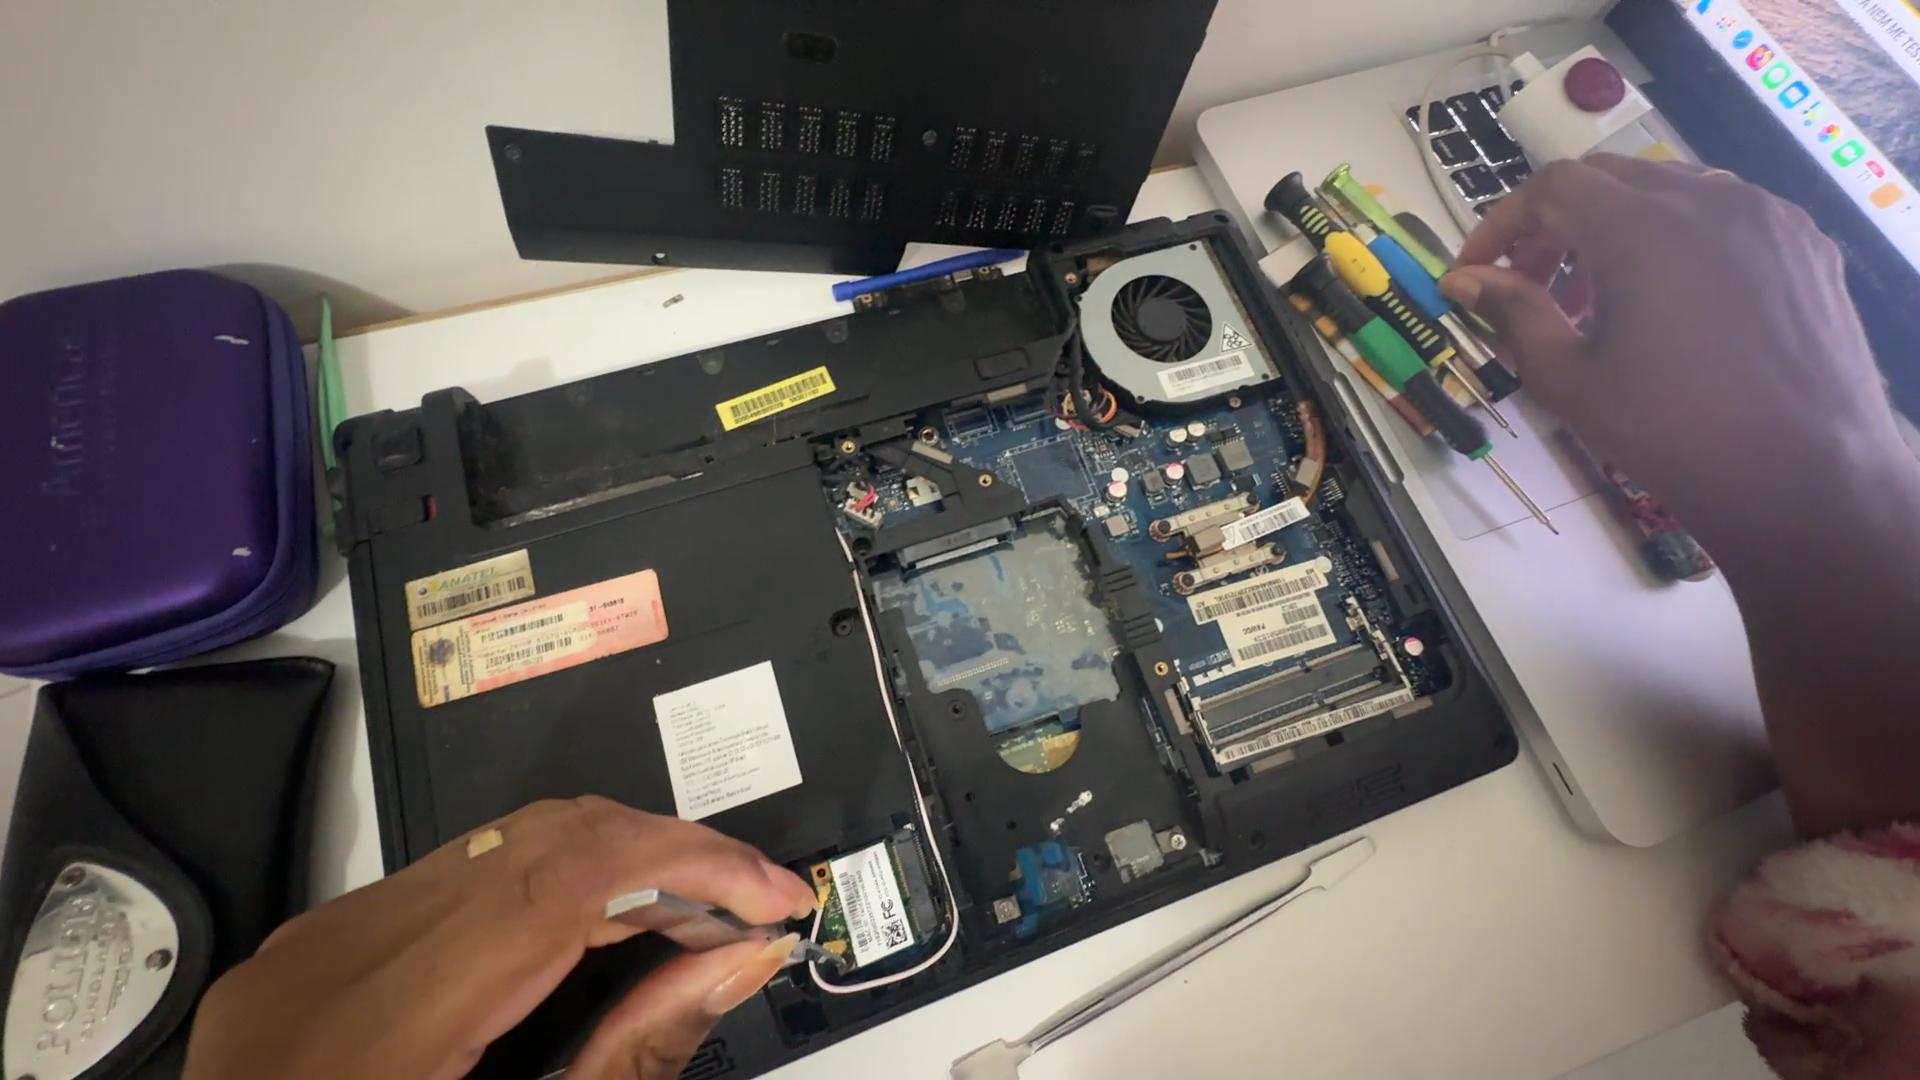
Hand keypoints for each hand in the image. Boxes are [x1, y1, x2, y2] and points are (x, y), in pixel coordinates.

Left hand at [183, 796, 816, 1079]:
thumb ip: (634, 1055)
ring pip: (529, 833)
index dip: (687, 869)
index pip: (562, 883)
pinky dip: (585, 868)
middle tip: (757, 901)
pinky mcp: (346, 926)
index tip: (772, 898)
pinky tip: (626, 908)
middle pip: (554, 840)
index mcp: (362, 1037)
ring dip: (640, 853)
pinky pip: (493, 858)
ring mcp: (332, 930)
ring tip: (708, 902)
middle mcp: (338, 953)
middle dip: (681, 855)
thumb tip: (745, 955)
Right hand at [1439, 154, 1907, 550]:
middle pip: (1604, 178)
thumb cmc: (1658, 425)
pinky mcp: (1801, 243)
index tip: (1473, 272)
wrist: (1794, 467)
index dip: (1498, 223)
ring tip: (1586, 302)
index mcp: (1644, 231)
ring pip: (1662, 190)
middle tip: (1523, 287)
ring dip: (1602, 231)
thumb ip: (1510, 311)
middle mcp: (1712, 202)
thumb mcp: (1560, 373)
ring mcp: (1767, 216)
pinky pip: (1716, 213)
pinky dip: (1662, 240)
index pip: (1551, 186)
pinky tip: (1653, 304)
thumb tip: (1461, 280)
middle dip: (1547, 225)